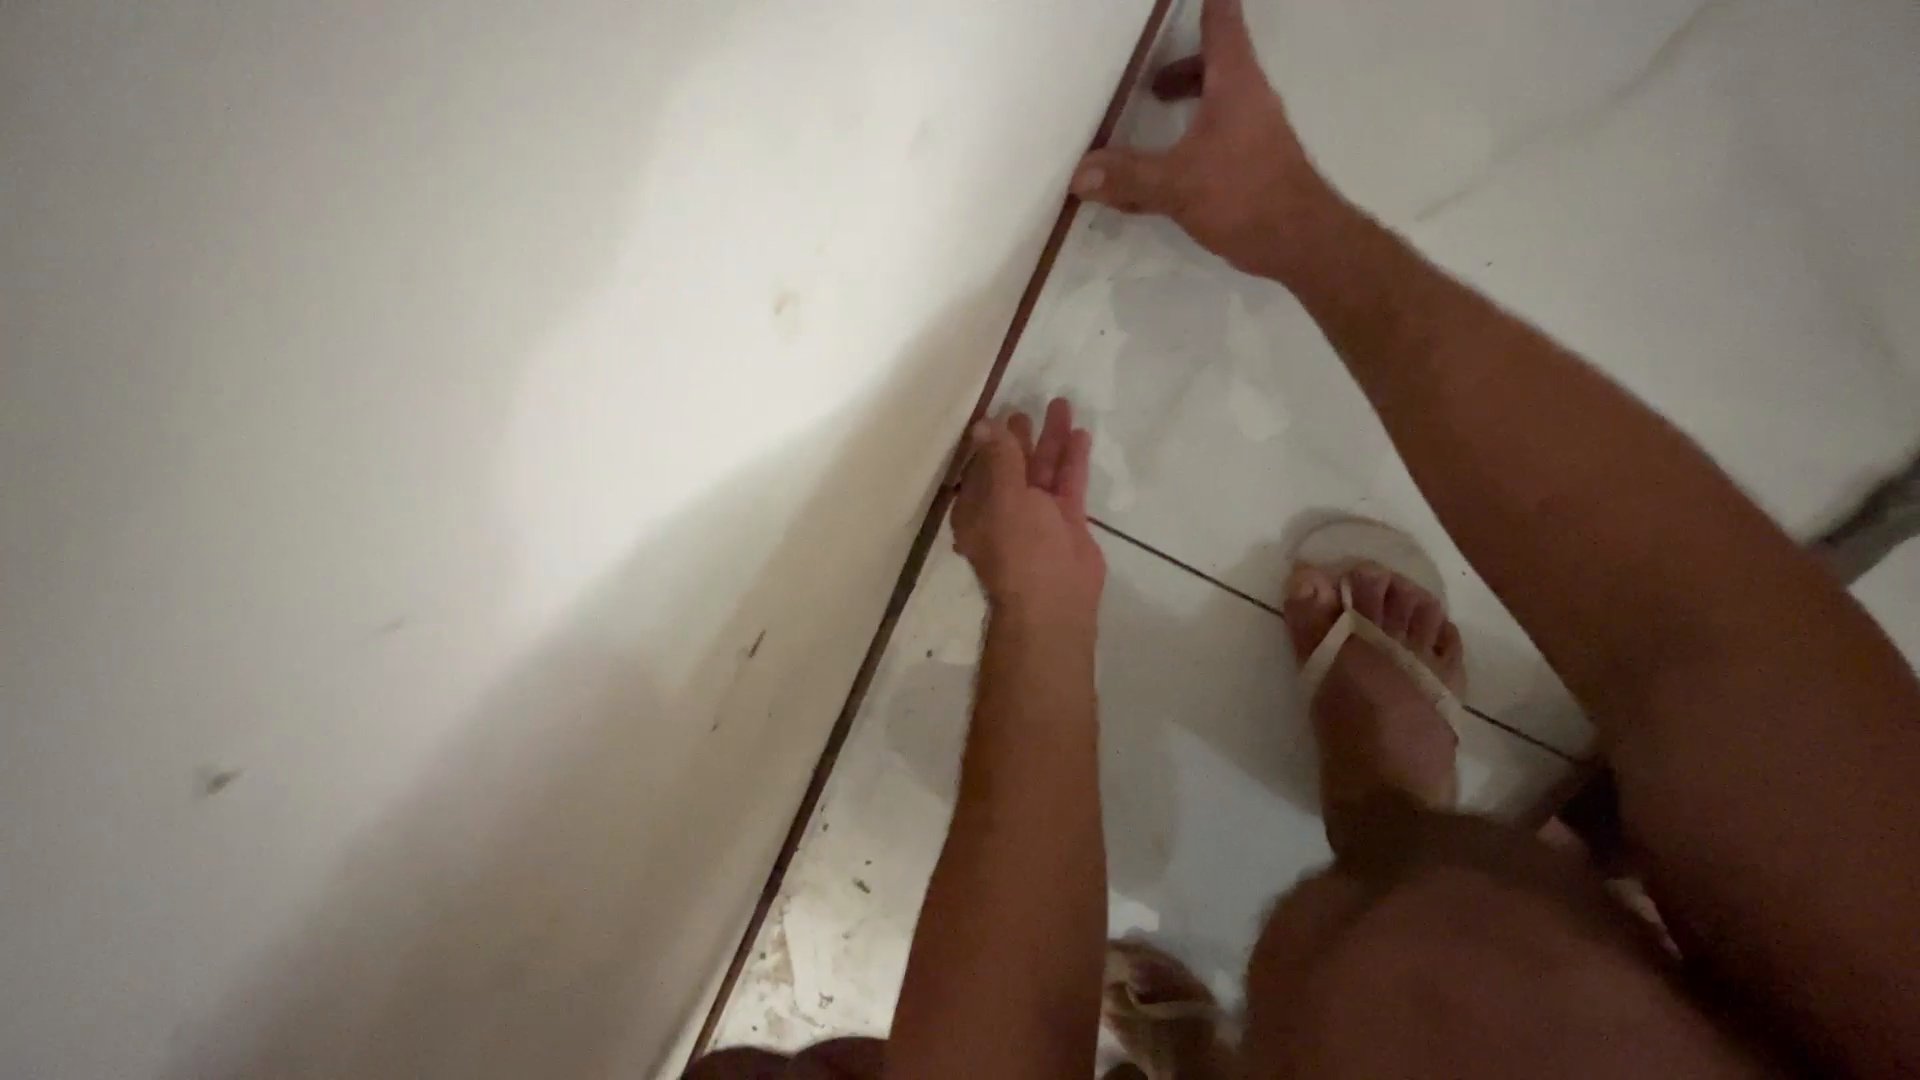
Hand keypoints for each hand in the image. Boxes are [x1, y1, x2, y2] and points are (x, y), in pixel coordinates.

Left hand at [952, 398, 1106, 621]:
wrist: (1055, 599)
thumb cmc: (1019, 547)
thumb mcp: (1004, 497)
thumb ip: (999, 458)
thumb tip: (982, 425)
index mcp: (977, 509)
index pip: (980, 467)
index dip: (990, 440)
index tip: (999, 412)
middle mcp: (1004, 511)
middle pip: (1013, 466)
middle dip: (1021, 437)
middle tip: (1028, 408)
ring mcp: (1037, 517)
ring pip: (1043, 471)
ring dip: (1051, 441)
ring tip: (1062, 405)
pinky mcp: (1066, 523)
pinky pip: (1067, 485)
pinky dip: (1073, 461)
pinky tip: (1080, 435)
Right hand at [1069, 0, 1340, 277]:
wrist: (1298, 241)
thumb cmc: (1244, 195)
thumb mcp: (1177, 185)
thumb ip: (1128, 177)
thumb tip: (1079, 174)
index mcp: (1234, 83)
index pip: (1221, 20)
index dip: (1208, 1)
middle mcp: (1248, 99)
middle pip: (1215, 63)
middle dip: (1182, 66)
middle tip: (1146, 78)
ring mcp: (1253, 134)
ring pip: (1215, 104)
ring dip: (1186, 103)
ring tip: (1153, 114)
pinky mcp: (1251, 166)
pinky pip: (1213, 142)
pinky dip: (1187, 144)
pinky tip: (1164, 172)